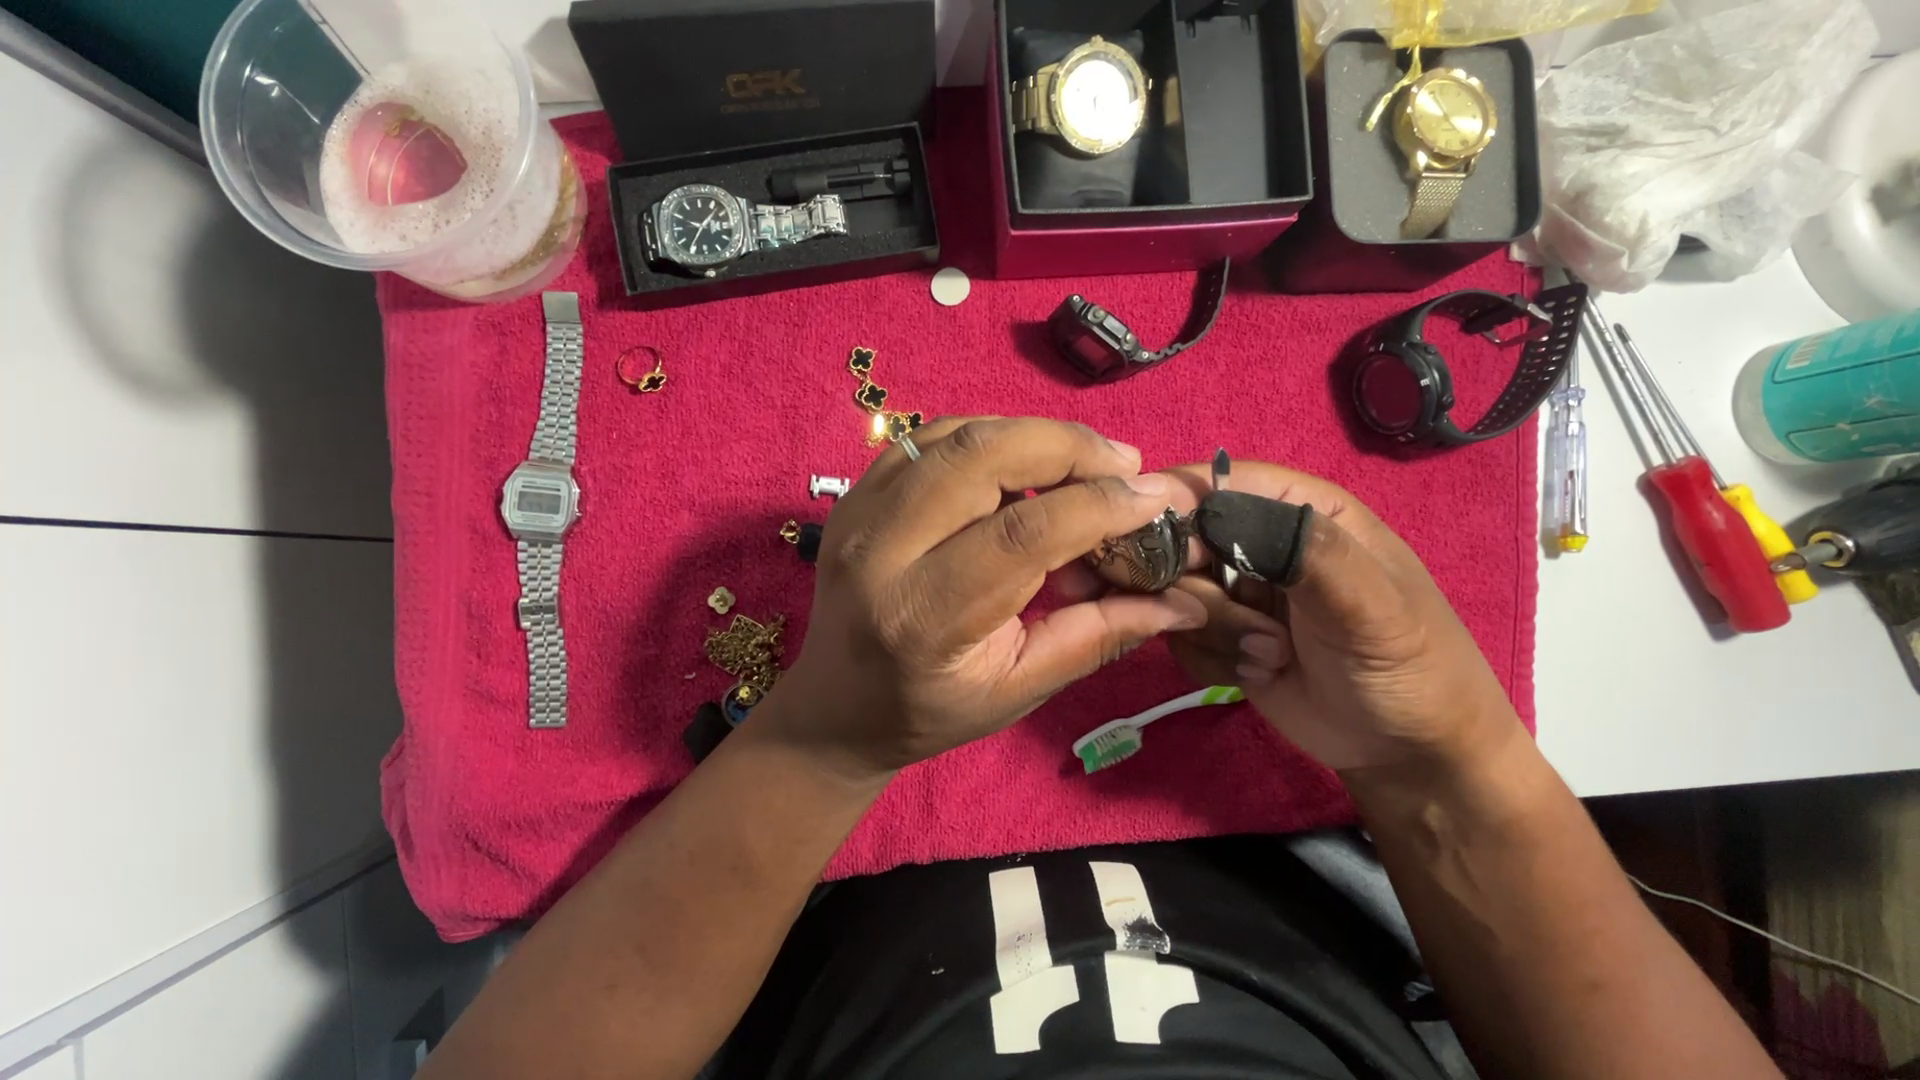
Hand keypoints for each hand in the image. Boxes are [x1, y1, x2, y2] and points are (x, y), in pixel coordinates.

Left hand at [758, 418, 1207, 783]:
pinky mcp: (855, 494)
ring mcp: (859, 513)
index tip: (1158, 500)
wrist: (835, 707)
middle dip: (1070, 447)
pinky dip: (990, 434)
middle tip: (1126, 465)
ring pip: (958, 435)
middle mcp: (882, 551)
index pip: (1024, 534)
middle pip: (985, 458)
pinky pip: (931, 437)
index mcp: (924, 617)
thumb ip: (1098, 636)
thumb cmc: (931, 710)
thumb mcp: (1019, 689)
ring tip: (1089, 459)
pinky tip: (1028, 456)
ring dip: (1034, 434)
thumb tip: (1183, 601)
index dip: (1100, 507)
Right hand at [1159, 462, 1520, 774]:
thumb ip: (1306, 551)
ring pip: (1173, 594)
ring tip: (1273, 657)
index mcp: (1301, 509)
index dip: (1179, 509)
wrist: (1406, 750)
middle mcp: (1259, 543)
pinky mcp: (1221, 637)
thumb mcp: (1373, 606)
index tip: (1169, 556)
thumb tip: (1218, 510)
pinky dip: (1210, 660)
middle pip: (1179, 540)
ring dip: (1215, 633)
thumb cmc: (1411, 667)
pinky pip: (1179, 636)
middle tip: (1248, 626)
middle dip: (1199, 590)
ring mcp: (1237, 591)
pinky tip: (1259, 675)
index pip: (1217, 484)